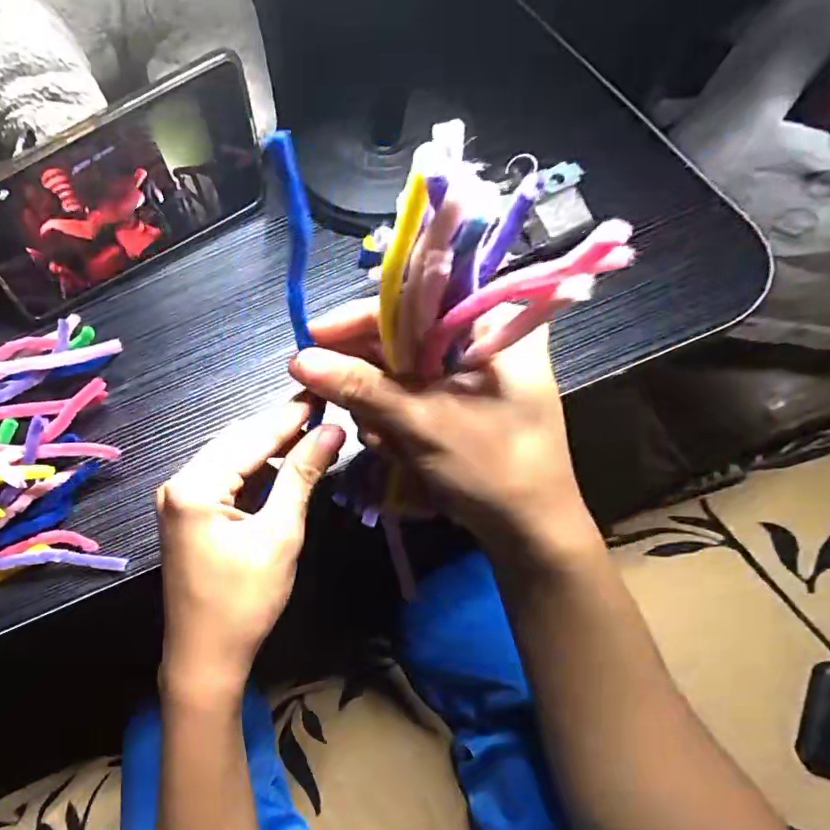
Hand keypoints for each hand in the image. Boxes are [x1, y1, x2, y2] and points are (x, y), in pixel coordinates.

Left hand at [156, 399, 344, 707]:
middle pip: (236, 441)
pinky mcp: (184, 513)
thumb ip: (301, 477)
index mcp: (194, 486)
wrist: (205, 655)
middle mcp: (177, 482)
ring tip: (311, 433)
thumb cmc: (244, 602)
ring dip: (266, 447)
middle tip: (324, 411)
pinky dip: (251, 469)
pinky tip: (280, 463)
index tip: (325, 391)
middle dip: (279, 427)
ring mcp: (176, 498)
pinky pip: (221, 478)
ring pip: (228, 457)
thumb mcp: (279, 536)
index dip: (291, 416)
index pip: (251, 437)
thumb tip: (331, 431)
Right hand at [288, 297, 599, 563]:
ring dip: (379, 404)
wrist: (530, 530)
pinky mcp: (461, 401)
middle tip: (329, 394)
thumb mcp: (420, 423)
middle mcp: (485, 339)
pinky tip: (393, 446)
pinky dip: (395, 418)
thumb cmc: (491, 468)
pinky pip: (413, 395)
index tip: (313, 337)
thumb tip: (299, 359)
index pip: (415, 299)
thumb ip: (359, 387)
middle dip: (368, 374)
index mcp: (494, 326)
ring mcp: (473, 373)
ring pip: (402, 370)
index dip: (360, 318)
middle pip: (403, 336)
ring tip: (381, 439)